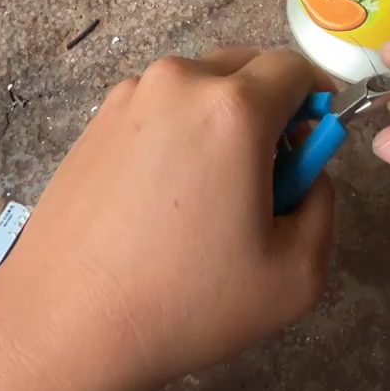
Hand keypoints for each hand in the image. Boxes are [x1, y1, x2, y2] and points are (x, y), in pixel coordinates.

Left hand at [0, 48, 334, 390]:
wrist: (66, 323)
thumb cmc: (188, 301)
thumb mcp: (296, 274)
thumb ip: (323, 202)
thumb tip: (308, 169)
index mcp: (234, 107)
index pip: (295, 67)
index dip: (318, 97)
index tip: (315, 137)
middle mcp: (181, 81)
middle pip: (248, 67)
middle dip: (272, 104)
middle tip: (267, 168)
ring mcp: (132, 93)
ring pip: (202, 85)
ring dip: (222, 116)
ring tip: (208, 187)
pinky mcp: (99, 116)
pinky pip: (161, 104)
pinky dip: (179, 127)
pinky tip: (161, 191)